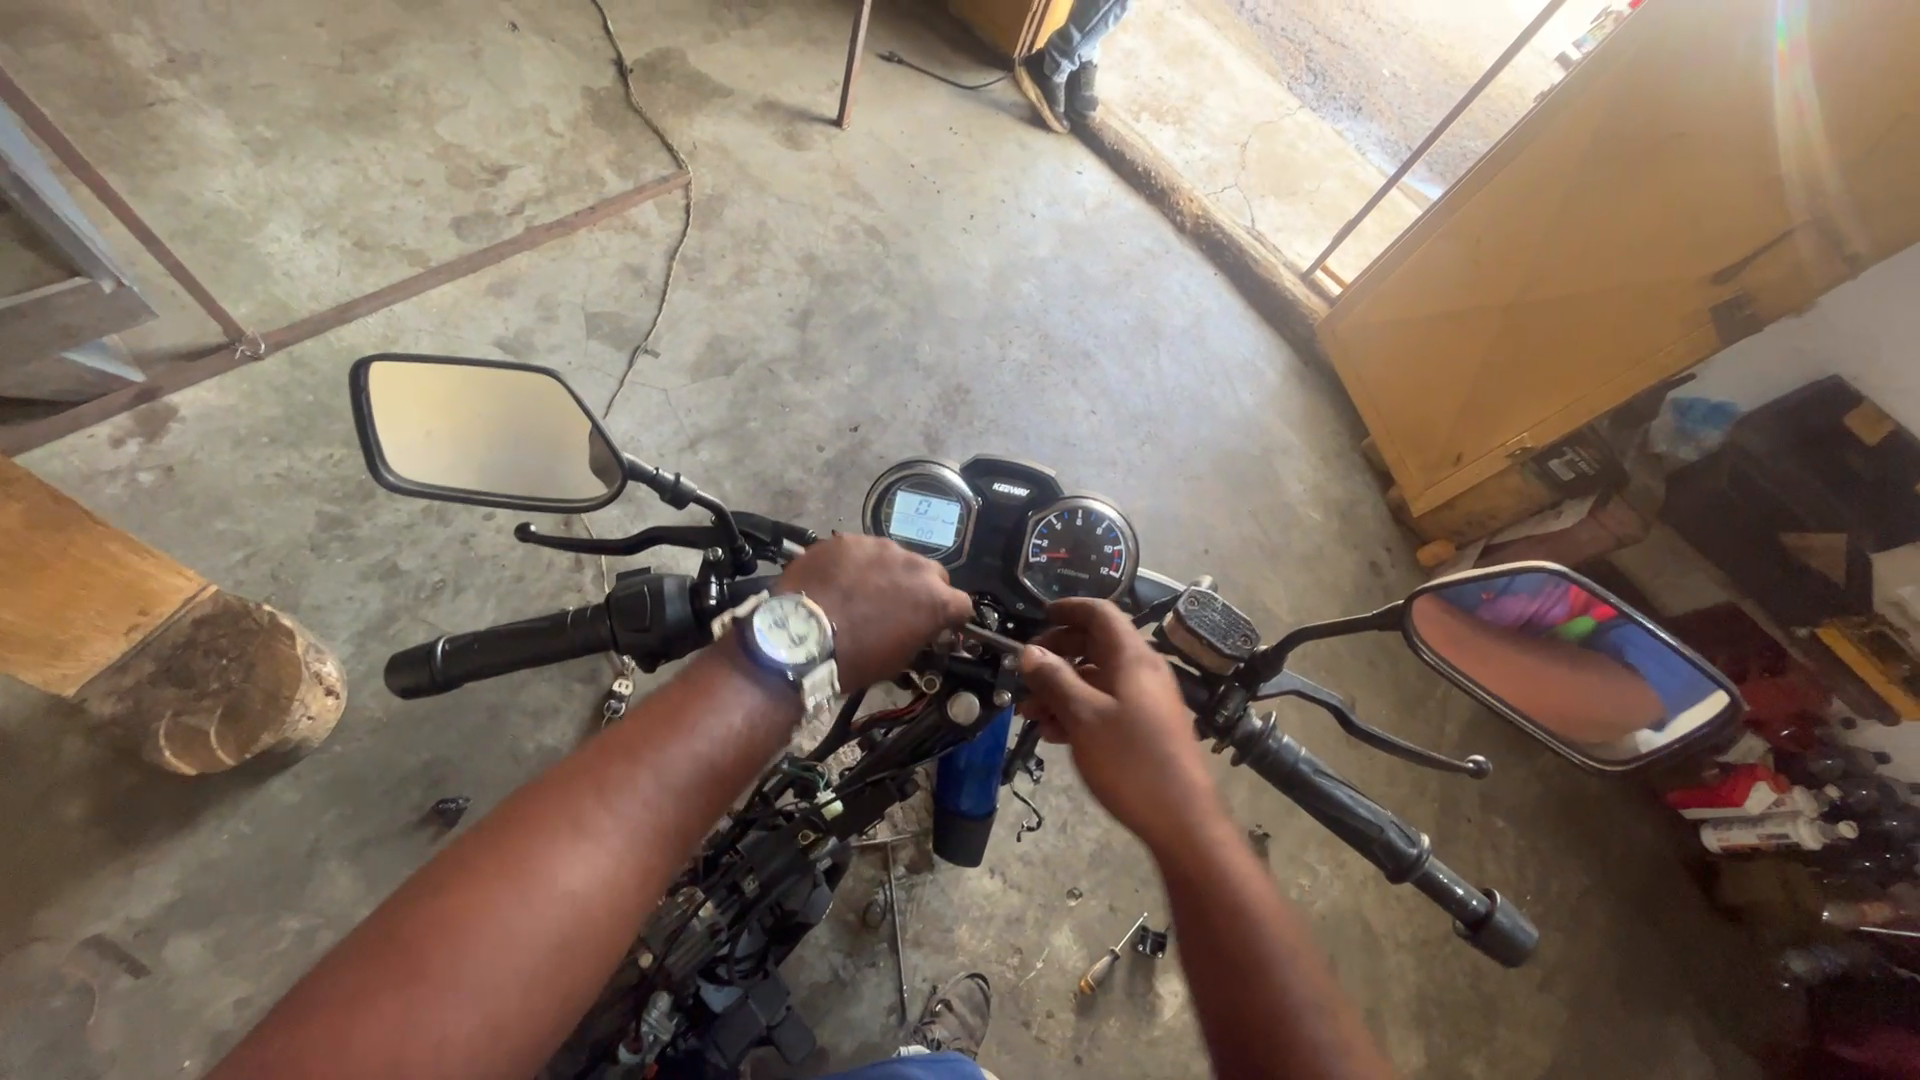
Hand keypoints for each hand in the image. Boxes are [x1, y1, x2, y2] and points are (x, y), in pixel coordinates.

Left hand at [777, 534, 972, 688]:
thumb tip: (922, 629)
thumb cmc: (854, 660)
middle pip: (930, 574)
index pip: (962, 604)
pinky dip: (854, 565)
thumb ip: (919, 635)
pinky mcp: (846, 540)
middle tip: (897, 608)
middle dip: (920, 589)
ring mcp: (879, 547)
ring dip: (886, 573)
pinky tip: (837, 582)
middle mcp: (914, 565)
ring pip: (894, 558)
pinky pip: (859, 551)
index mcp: (934, 599)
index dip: (952, 616)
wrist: (800, 640)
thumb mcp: (899, 659)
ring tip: (861, 593)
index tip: (941, 625)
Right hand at [1018, 598, 1224, 853]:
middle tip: (1026, 672)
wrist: (1182, 820)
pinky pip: (1106, 704)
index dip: (1069, 609)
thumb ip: (1055, 680)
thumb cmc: (1131, 762)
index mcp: (1132, 658)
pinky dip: (1078, 710)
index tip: (1039, 615)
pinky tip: (1053, 733)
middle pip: (1096, 645)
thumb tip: (1030, 651)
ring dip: (1061, 688)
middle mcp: (1142, 671)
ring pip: (1097, 679)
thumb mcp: (1083, 717)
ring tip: (1030, 712)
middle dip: (1057, 654)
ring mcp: (1146, 700)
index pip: (1100, 614)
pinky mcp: (1145, 727)